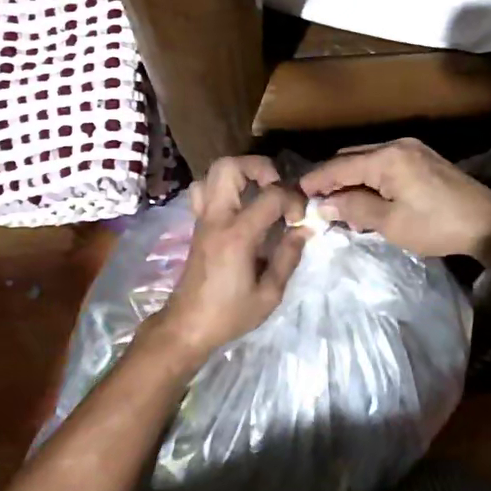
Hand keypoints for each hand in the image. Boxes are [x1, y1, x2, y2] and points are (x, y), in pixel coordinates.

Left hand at [149, 156, 309, 359]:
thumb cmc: (230, 314)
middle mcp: (216, 218)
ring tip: (258, 193)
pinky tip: (241, 206)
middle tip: (276, 188)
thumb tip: (303, 229)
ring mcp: (202, 218)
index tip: (299, 221)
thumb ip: (288, 257)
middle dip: (259, 167)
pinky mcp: (197, 224)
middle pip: (229, 166)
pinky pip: (204, 189)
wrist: (187, 325)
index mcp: (237, 235)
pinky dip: (224, 187)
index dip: (293, 200)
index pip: (271, 195)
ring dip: (240, 174)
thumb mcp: (269, 294)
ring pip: (213, 173)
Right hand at [298, 138, 490, 260]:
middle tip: (315, 204)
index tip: (295, 196)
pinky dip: (369, 180)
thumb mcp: (390, 223)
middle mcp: (396, 146)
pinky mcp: (423, 160)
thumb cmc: (437, 225)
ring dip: (350, 180)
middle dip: (330, 180)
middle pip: (350, 158)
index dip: (314, 182)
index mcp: (386, 158)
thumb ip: (353, 208)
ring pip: (366, 161)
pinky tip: (365, 200)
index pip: (338, 166)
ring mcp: (412, 150)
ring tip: (339, 207)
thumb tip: (323, 205)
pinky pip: (383, 165)